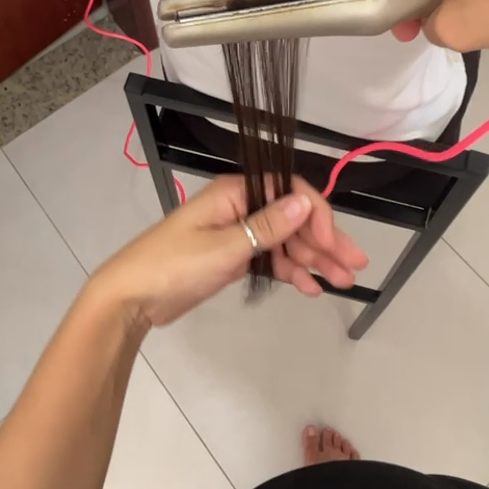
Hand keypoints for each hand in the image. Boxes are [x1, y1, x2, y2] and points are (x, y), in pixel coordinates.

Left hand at [86, 176, 368, 328]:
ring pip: (284, 242)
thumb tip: (304, 201)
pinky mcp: (231, 258)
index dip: (315, 215)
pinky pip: (269, 260)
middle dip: (323, 240)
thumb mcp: (226, 246)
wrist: (133, 297)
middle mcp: (239, 208)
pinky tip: (310, 287)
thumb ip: (268, 226)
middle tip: (355, 264)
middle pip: (291, 219)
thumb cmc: (175, 264)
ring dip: (312, 260)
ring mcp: (236, 234)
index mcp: (236, 193)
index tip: (332, 243)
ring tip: (342, 281)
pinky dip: (289, 272)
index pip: (288, 192)